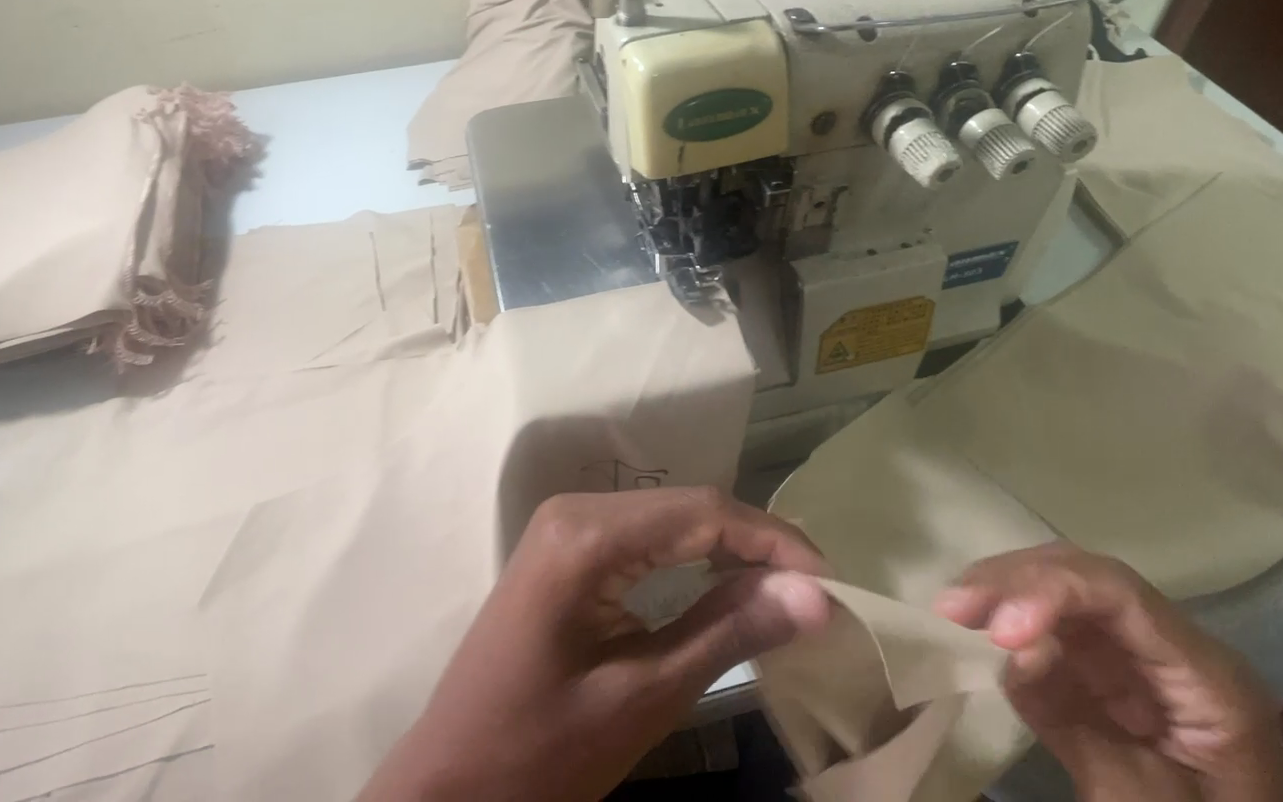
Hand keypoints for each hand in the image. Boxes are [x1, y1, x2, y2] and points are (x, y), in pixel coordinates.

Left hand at [358, 487, 831, 801]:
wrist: (451, 785)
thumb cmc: (544, 752)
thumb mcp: (646, 696)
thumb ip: (729, 632)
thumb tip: (816, 594)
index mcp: (586, 537)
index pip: (704, 512)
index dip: (775, 540)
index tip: (831, 584)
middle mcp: (575, 511)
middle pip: (688, 507)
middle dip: (755, 545)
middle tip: (813, 596)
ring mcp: (564, 527)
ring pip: (670, 519)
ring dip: (727, 550)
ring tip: (782, 594)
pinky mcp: (565, 550)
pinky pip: (644, 538)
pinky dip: (690, 559)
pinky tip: (724, 587)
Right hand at [937, 544, 1282, 801]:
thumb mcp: (1138, 797)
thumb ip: (1076, 724)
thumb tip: (1013, 652)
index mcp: (1203, 673)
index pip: (1120, 595)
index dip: (1052, 592)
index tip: (999, 631)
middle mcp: (1165, 643)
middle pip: (1086, 576)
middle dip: (1016, 581)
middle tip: (953, 606)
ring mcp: (1132, 652)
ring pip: (1062, 585)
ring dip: (1003, 589)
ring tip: (953, 608)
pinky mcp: (1100, 669)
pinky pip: (1050, 625)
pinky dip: (1007, 618)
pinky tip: (975, 624)